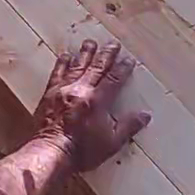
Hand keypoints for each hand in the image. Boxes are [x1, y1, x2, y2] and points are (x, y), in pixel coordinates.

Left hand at [31, 40, 151, 172]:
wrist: (51, 152)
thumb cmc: (83, 151)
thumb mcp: (112, 143)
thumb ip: (128, 127)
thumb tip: (145, 115)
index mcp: (98, 101)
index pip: (114, 79)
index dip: (123, 68)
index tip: (128, 59)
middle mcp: (81, 90)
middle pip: (96, 67)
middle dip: (106, 54)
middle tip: (113, 43)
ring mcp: (63, 90)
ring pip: (77, 66)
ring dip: (85, 54)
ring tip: (90, 42)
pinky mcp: (49, 94)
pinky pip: (57, 74)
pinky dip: (62, 64)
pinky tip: (65, 56)